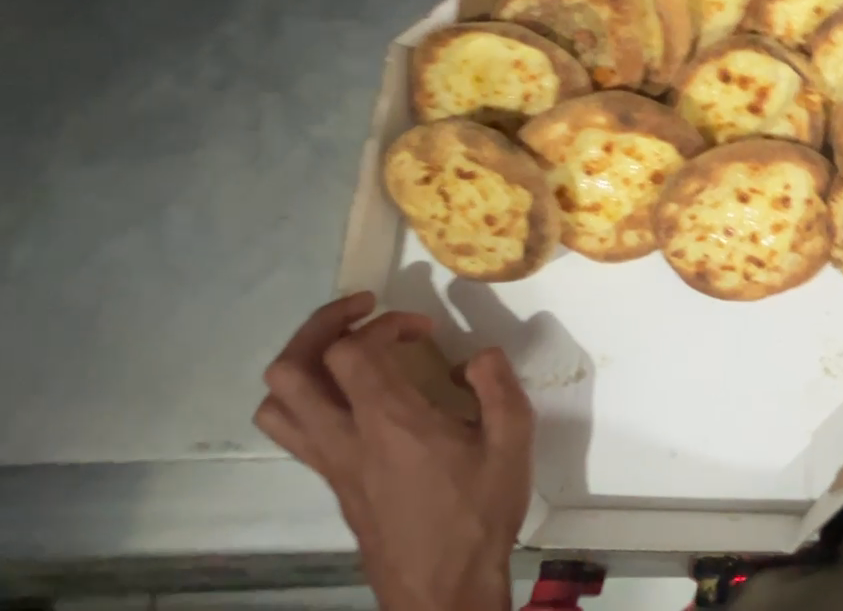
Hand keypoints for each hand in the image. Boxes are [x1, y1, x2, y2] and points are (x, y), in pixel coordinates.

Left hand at [256, 293, 532, 610]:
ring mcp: (330, 463)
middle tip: (364, 312)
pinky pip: (293, 429)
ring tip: (348, 350)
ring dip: (304, 363)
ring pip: (276, 403)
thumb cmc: (480, 511)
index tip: (424, 329)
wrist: (442, 587)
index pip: (351, 351)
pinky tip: (356, 398)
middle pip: (290, 370)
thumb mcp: (513, 440)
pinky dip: (309, 397)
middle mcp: (345, 439)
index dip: (383, 323)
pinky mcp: (332, 482)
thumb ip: (498, 385)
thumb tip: (476, 355)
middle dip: (321, 326)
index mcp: (390, 423)